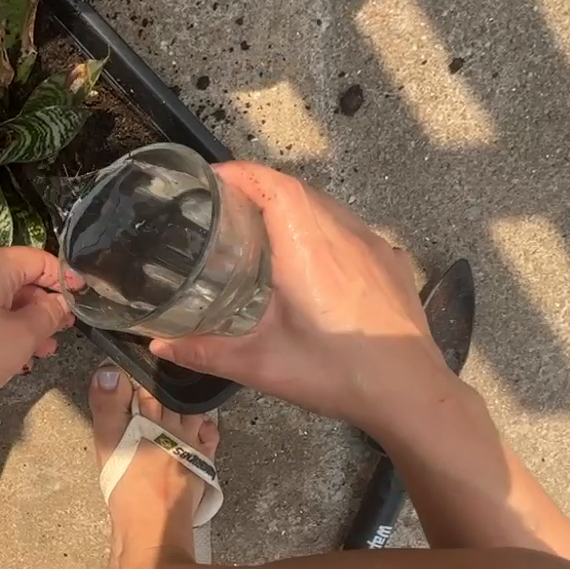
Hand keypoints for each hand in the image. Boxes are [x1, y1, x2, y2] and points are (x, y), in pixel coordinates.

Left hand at [0, 246, 76, 432]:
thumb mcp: (19, 338)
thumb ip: (46, 316)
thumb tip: (57, 303)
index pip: (39, 260)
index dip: (64, 279)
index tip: (80, 298)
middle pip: (13, 280)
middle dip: (39, 307)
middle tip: (58, 334)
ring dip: (17, 323)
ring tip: (34, 353)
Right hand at [149, 162, 458, 435]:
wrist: (411, 394)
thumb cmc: (337, 375)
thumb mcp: (259, 366)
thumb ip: (203, 352)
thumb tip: (158, 345)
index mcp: (308, 252)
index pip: (276, 187)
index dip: (241, 174)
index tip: (210, 178)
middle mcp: (343, 238)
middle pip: (297, 190)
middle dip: (256, 187)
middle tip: (219, 204)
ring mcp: (372, 246)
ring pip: (324, 205)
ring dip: (287, 205)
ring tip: (254, 226)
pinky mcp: (388, 262)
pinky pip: (346, 226)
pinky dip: (315, 225)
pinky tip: (302, 257)